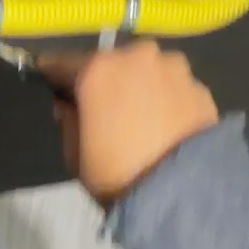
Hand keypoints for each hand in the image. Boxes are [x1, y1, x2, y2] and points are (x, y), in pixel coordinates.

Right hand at [39, 41, 220, 206]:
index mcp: (98, 70)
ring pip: (146, 71)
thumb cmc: (115, 172)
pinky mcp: (200, 86)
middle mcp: (137, 56)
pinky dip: (165, 99)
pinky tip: (164, 126)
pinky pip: (172, 88)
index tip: (47, 82)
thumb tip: (69, 104)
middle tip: (101, 106)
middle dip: (104, 79)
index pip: (63, 63)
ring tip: (138, 116)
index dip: (53, 74)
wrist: (180, 191)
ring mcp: (174, 68)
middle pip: (111, 62)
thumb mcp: (74, 153)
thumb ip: (68, 119)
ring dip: (138, 85)